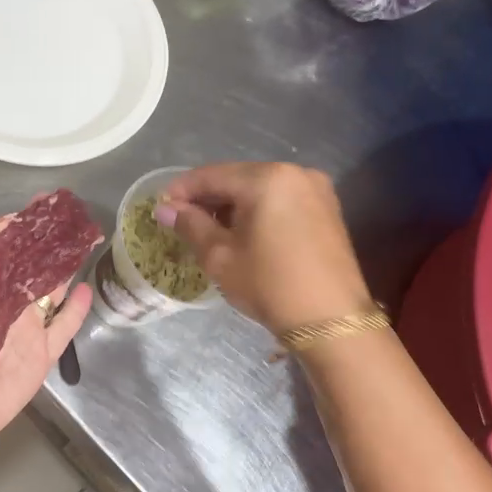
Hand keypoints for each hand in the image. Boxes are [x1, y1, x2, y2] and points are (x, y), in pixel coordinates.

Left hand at [0, 210, 91, 465]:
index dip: (16, 226)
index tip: (40, 201)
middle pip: (29, 266)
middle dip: (47, 241)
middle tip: (72, 212)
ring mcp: (21, 330)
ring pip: (50, 291)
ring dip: (65, 267)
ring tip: (86, 239)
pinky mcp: (38, 356)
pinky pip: (61, 329)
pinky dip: (75, 311)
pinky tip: (87, 290)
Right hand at [156, 162, 371, 332]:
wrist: (330, 318)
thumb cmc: (268, 284)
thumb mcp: (220, 256)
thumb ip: (190, 225)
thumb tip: (165, 209)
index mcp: (266, 179)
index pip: (211, 175)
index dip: (181, 190)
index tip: (160, 206)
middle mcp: (295, 173)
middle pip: (237, 178)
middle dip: (208, 197)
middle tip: (182, 220)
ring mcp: (316, 189)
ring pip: (259, 188)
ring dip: (232, 204)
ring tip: (210, 229)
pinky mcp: (327, 208)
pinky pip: (280, 199)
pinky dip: (257, 210)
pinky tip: (242, 232)